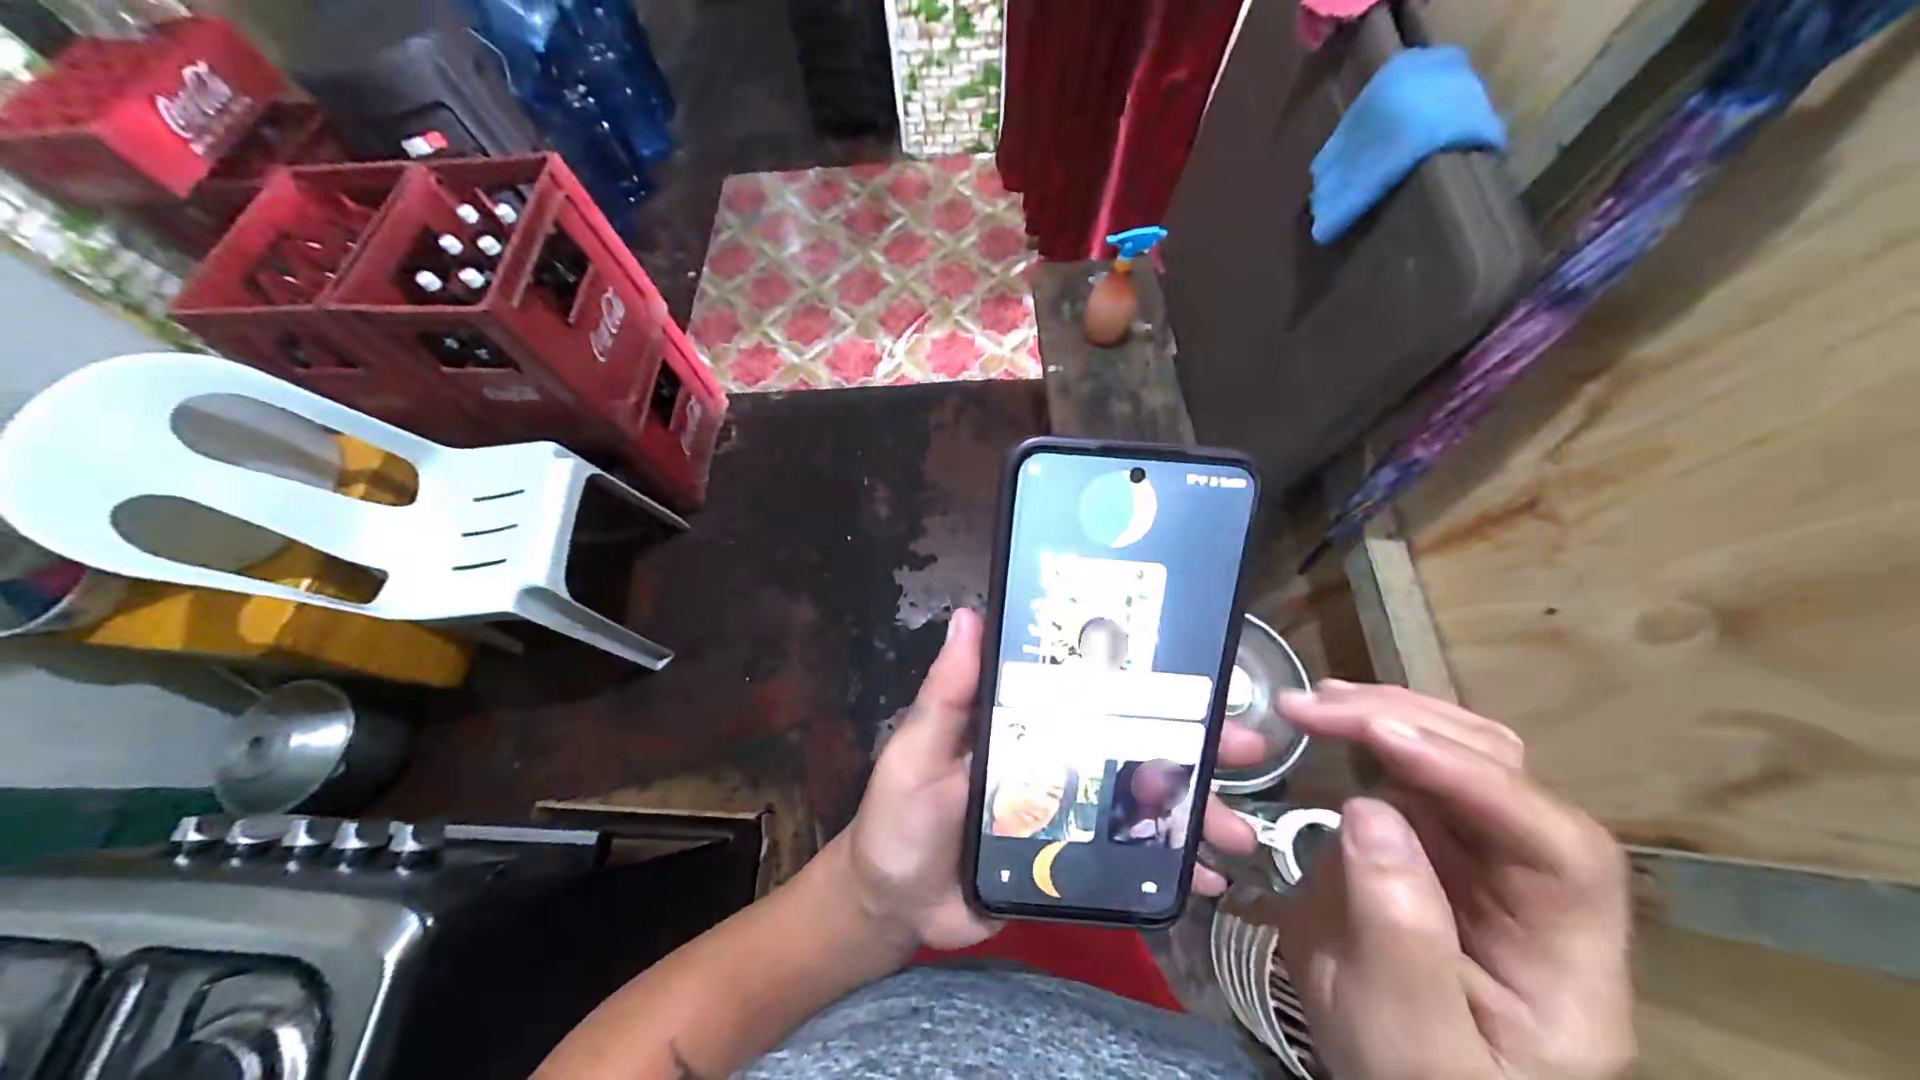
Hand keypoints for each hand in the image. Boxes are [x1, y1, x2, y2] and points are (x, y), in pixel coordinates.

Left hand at [840, 608, 1268, 951]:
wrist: (896, 905)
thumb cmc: (900, 816)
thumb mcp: (918, 749)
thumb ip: (947, 693)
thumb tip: (966, 615)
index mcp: (1027, 723)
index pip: (1094, 691)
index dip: (1145, 680)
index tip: (1199, 674)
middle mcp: (1058, 757)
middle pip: (1135, 743)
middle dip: (1195, 745)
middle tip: (1247, 748)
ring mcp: (1072, 812)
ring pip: (1146, 803)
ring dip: (1197, 811)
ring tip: (1239, 833)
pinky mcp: (1076, 863)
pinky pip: (1133, 861)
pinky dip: (1171, 867)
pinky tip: (1208, 880)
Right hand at [1274, 682, 1633, 1079]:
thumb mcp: (1404, 1039)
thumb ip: (1399, 934)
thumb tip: (1369, 810)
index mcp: (1569, 961)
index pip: (1558, 846)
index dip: (1476, 780)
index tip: (1382, 739)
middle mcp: (1539, 889)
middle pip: (1511, 778)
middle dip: (1416, 726)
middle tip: (1319, 705)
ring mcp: (1487, 858)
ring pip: (1466, 756)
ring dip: (1391, 716)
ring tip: (1315, 702)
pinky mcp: (1437, 843)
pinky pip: (1417, 773)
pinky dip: (1373, 734)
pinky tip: (1333, 719)